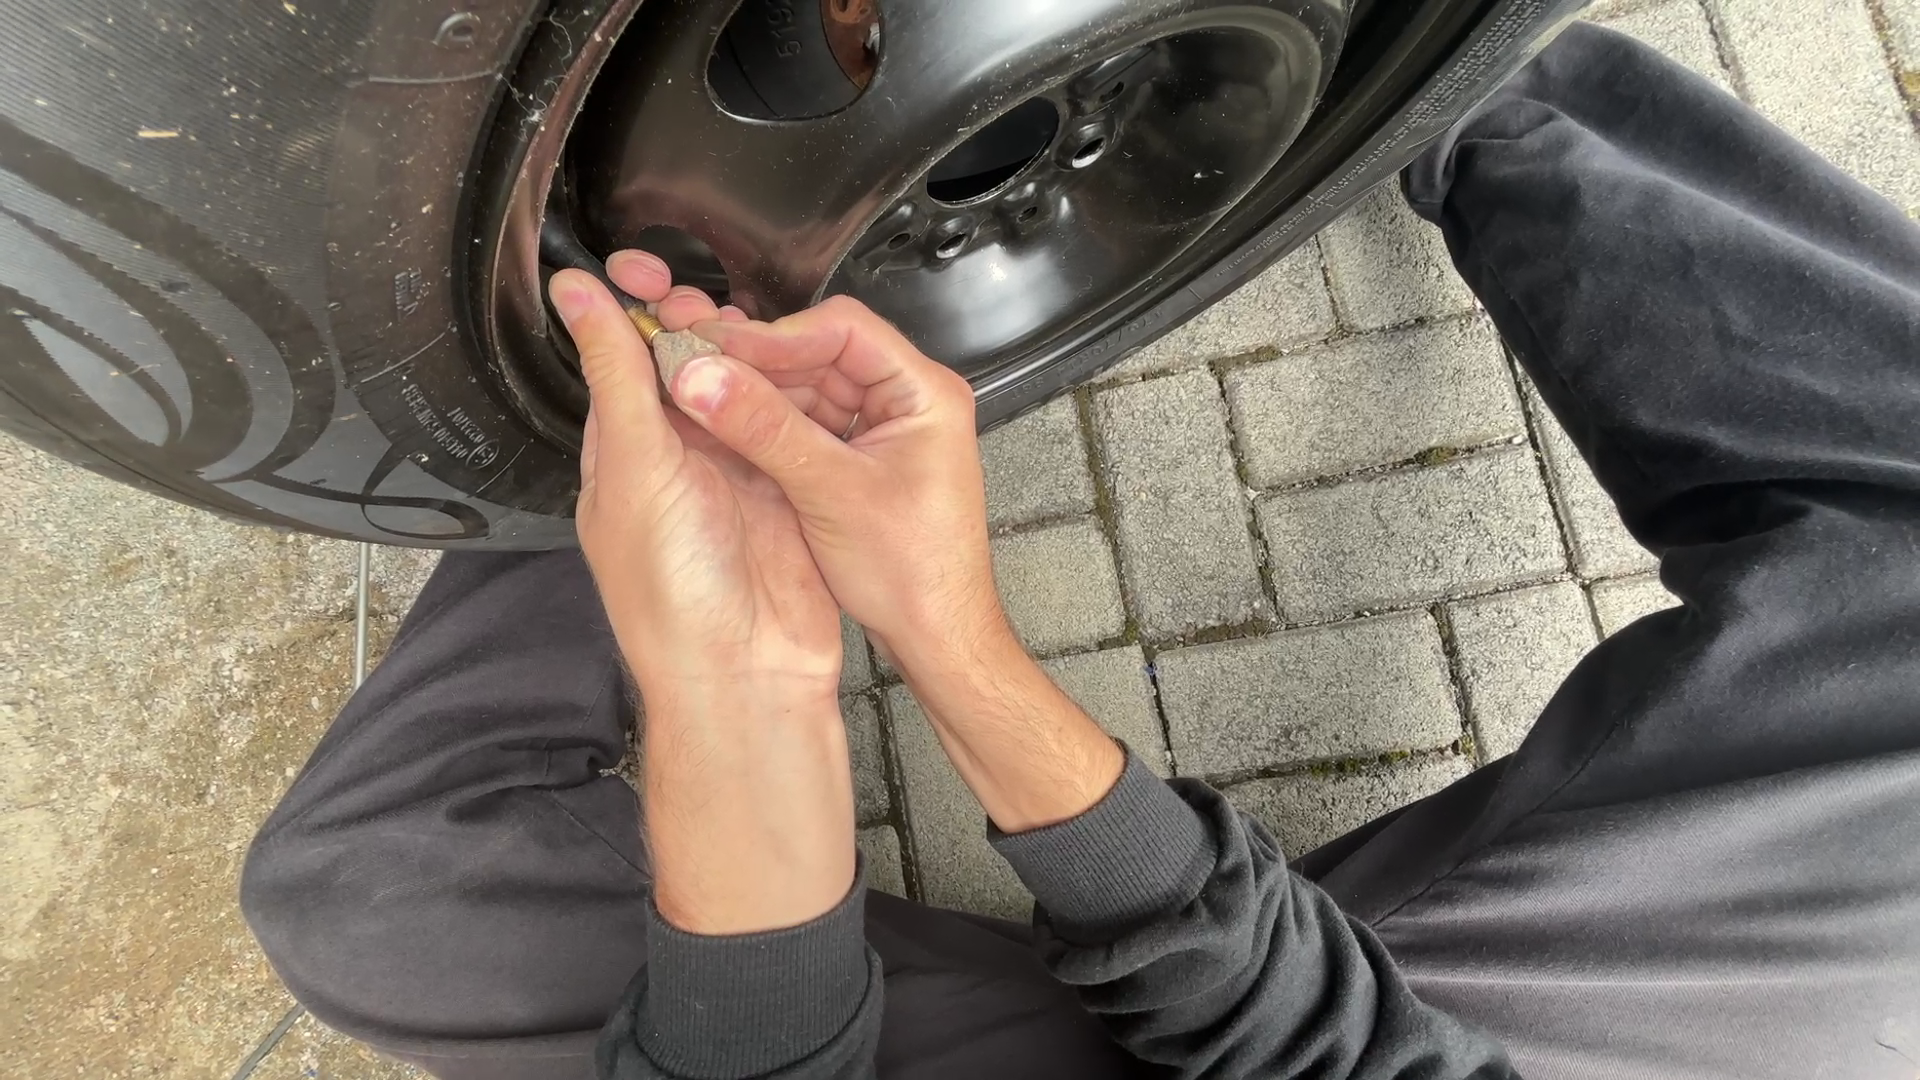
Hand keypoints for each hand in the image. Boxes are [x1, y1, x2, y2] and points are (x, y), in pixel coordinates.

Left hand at [548, 255, 854, 933]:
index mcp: (629, 454)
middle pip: (693, 373)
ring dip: (755, 358)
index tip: (649, 266)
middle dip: (701, 326)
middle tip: (716, 288)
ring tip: (766, 320)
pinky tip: (809, 366)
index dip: (635, 312)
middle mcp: (683, 459)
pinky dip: (798, 397)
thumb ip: (620, 381)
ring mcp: (740, 474)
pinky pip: (790, 429)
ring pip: (747, 395)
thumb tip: (577, 297)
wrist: (750, 665)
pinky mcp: (788, 488)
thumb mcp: (636, 471)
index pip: (626, 363)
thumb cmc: (675, 586)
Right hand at [672, 296, 1009, 675]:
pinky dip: (772, 427)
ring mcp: (885, 431)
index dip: (776, 335)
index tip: (717, 349)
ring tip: (700, 395)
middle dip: (760, 364)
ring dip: (760, 395)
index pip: (844, 330)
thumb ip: (766, 430)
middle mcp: (909, 401)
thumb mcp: (833, 493)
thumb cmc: (913, 572)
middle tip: (695, 368)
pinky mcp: (865, 460)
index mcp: (925, 393)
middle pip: (823, 356)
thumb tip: (699, 375)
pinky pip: (811, 427)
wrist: (935, 633)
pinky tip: (730, 428)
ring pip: (811, 391)